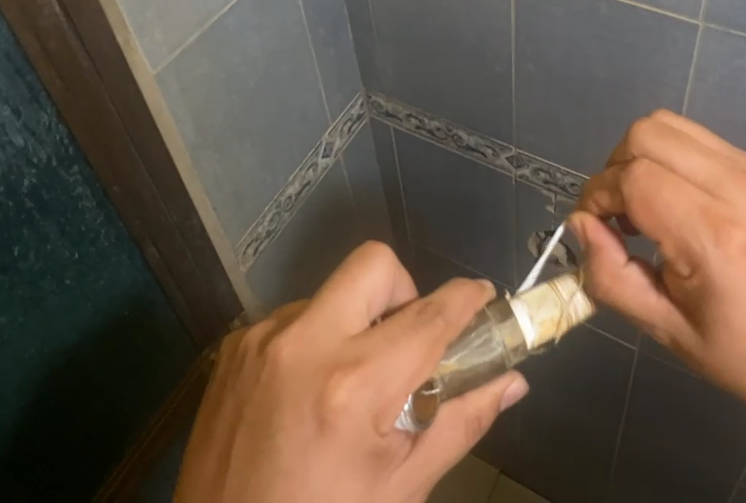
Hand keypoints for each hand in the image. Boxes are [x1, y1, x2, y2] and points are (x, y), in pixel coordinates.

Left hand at [174, 242, 527, 502]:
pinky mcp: (234, 347)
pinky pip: (295, 316)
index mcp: (353, 387)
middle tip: (407, 344)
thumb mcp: (399, 488)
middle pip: (375, 265)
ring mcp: (262, 340)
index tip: (484, 298)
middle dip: (404, 292)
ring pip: (333, 290)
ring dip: (357, 321)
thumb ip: (460, 423)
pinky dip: (317, 340)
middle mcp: (304, 345)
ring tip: (351, 384)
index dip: (467, 299)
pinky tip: (310, 393)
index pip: (430, 316)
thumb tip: (511, 382)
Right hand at [569, 110, 745, 429]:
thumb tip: (579, 225)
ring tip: (642, 206)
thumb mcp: (668, 331)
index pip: (632, 178)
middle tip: (615, 217)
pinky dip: (669, 156)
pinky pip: (696, 138)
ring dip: (640, 156)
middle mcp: (735, 187)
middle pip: (646, 134)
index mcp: (714, 234)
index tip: (593, 231)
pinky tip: (675, 202)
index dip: (597, 197)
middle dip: (614, 168)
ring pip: (669, 124)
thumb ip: (611, 276)